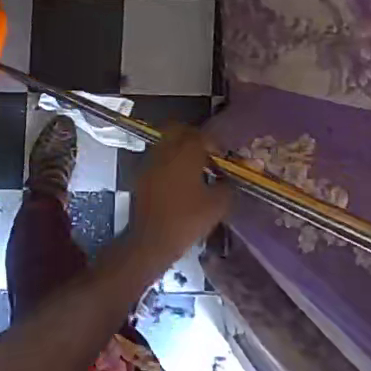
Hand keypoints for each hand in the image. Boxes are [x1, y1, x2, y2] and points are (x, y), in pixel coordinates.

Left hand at [127, 127, 231, 262]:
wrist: (151, 239)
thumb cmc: (187, 220)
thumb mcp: (217, 205)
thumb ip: (228, 186)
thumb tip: (229, 178)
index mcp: (184, 153)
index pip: (200, 135)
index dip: (213, 143)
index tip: (222, 157)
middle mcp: (164, 151)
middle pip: (178, 131)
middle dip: (193, 138)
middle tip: (207, 155)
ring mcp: (149, 162)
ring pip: (165, 143)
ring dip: (180, 149)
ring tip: (195, 168)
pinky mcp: (141, 174)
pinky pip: (157, 158)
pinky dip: (169, 162)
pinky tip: (180, 180)